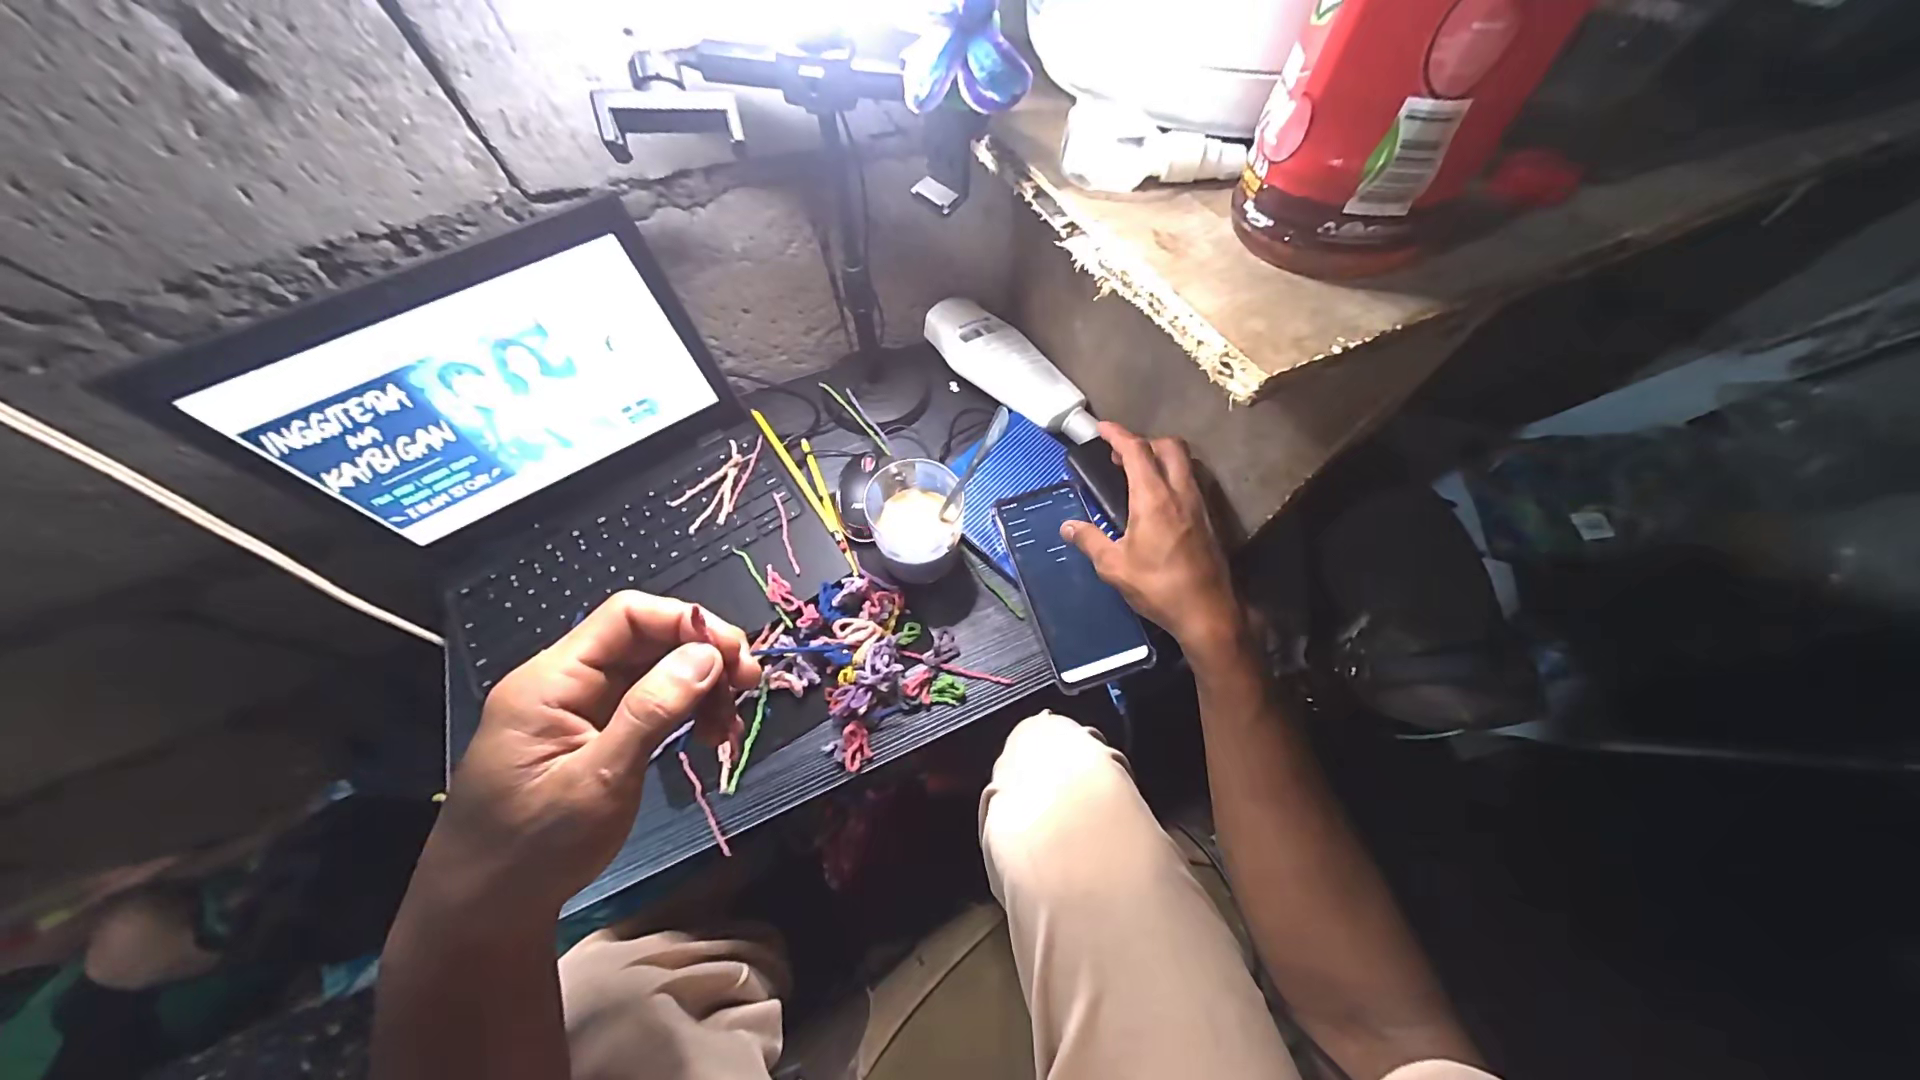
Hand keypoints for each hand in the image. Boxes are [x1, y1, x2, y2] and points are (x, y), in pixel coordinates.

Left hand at [414, 592, 760, 919]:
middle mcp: (569, 682)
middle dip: (705, 655)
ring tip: (728, 727)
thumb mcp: (598, 781)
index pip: (627, 616)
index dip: (686, 622)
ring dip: (704, 688)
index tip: (734, 654)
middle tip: (748, 687)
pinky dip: (690, 711)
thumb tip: (709, 653)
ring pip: (660, 670)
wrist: (482, 916)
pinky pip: (656, 702)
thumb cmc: (532, 851)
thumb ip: (652, 711)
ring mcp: (585, 708)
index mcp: (552, 681)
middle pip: (650, 639)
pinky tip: (711, 736)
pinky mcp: (601, 732)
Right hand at [1061, 422, 1239, 651]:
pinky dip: (1173, 476)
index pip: (1137, 451)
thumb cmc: (1158, 587)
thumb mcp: (1114, 566)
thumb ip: (1090, 540)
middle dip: (1143, 441)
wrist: (1208, 611)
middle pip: (1168, 446)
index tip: (1103, 428)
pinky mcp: (1209, 518)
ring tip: (1138, 475)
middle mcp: (1180, 492)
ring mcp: (1199, 504)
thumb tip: (1068, 527)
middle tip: (1121, 456)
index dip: (1118, 434)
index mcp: (1153, 498)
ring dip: (1160, 457)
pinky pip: (1191, 481)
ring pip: (1184, 462)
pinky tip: (1159, 500)